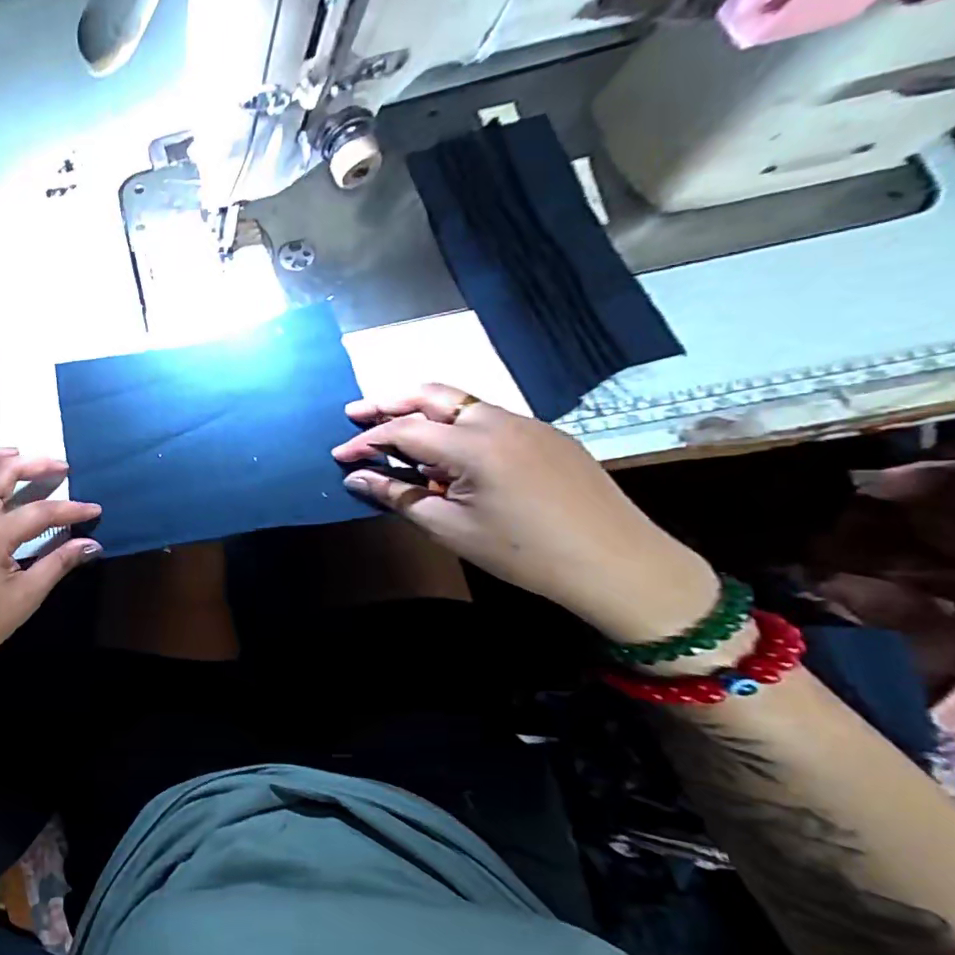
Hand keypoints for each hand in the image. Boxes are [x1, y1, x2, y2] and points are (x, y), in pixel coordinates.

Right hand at [332, 384, 716, 643]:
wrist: (615, 560)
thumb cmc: (523, 553)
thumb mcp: (451, 529)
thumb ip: (400, 496)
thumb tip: (357, 479)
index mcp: (472, 443)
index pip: (404, 430)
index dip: (367, 441)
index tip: (340, 455)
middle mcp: (497, 419)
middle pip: (432, 394)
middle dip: (390, 401)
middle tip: (356, 414)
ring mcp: (527, 423)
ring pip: (463, 403)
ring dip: (425, 413)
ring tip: (399, 437)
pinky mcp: (547, 435)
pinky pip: (490, 419)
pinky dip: (458, 428)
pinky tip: (452, 458)